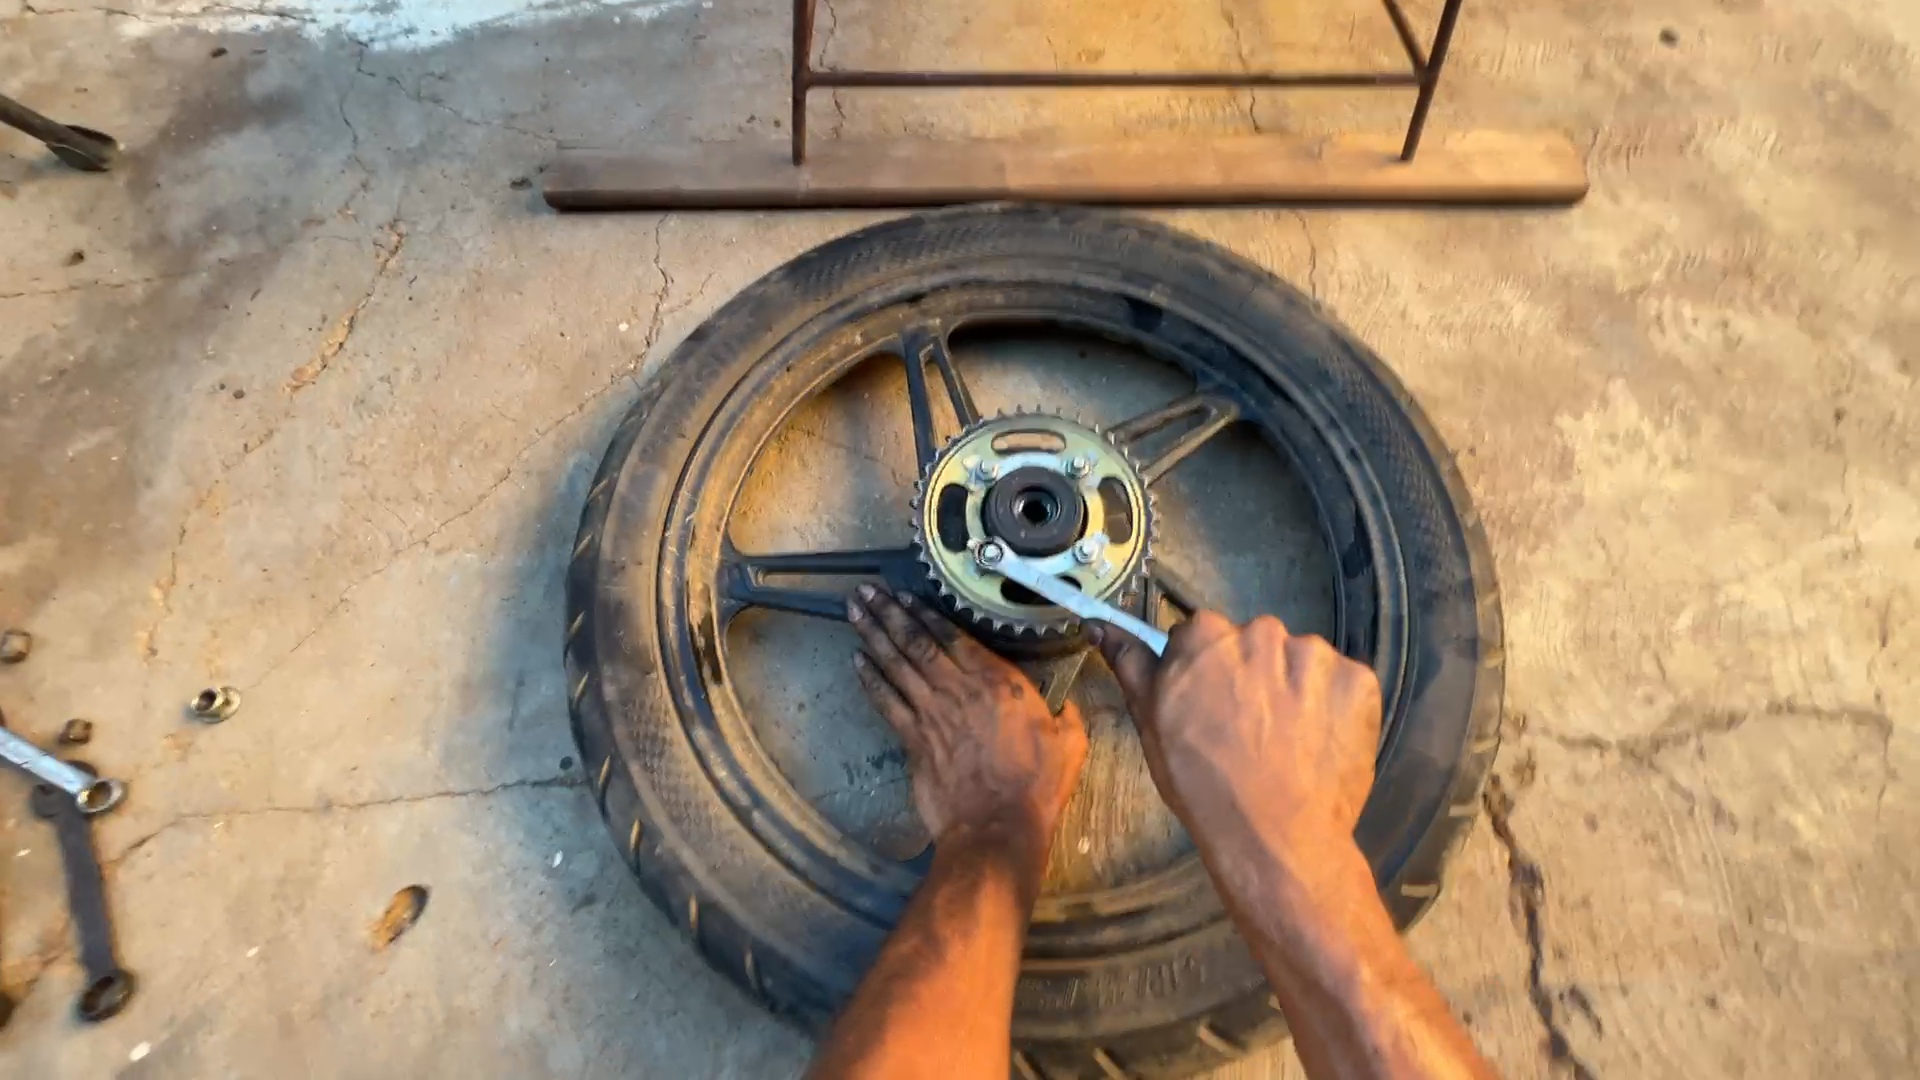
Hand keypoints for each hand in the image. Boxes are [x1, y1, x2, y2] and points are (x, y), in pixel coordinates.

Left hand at [847, 586, 1088, 861]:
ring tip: (854, 610)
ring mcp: (931, 713)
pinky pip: (886, 701)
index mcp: (997, 681)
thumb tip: (1067, 704)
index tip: (904, 595)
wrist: (997, 829)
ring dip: (872, 634)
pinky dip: (869, 679)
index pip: (954, 636)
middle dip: (888, 613)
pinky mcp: (913, 740)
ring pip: (896, 664)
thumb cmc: (1036, 786)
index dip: (925, 612)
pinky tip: (857, 660)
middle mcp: (958, 689)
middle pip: (916, 642)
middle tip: (866, 590)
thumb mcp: (1069, 742)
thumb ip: (1067, 714)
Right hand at [1091, 613, 1380, 878]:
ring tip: (1284, 741)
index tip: (1208, 705)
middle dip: (1250, 674)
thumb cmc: (1201, 780)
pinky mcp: (1358, 681)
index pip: (1202, 635)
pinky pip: (1341, 682)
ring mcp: (1315, 655)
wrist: (1273, 837)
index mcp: (1205, 635)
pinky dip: (1332, 706)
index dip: (1204, 671)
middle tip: (1246, 727)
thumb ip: (1130, 663)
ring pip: (1297, 661)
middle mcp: (1261, 631)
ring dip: (1292, 688)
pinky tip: (1317, 742)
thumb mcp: (1151, 721)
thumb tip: (1100, 625)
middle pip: (1253, 643)